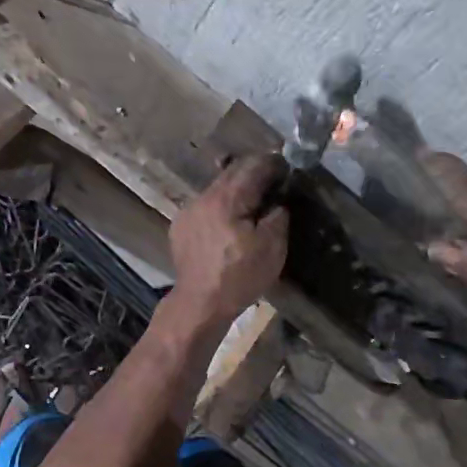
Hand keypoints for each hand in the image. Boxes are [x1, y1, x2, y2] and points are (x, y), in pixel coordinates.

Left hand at [169, 154, 290, 324]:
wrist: (200, 303)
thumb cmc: (239, 276)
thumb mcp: (272, 248)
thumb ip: (278, 216)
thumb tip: (279, 200)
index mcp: (226, 198)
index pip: (252, 167)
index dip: (271, 164)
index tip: (286, 166)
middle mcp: (203, 197)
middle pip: (230, 173)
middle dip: (253, 173)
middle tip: (273, 178)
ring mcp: (188, 210)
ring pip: (216, 189)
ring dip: (235, 190)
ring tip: (252, 200)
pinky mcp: (180, 226)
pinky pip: (204, 205)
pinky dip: (220, 206)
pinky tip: (229, 220)